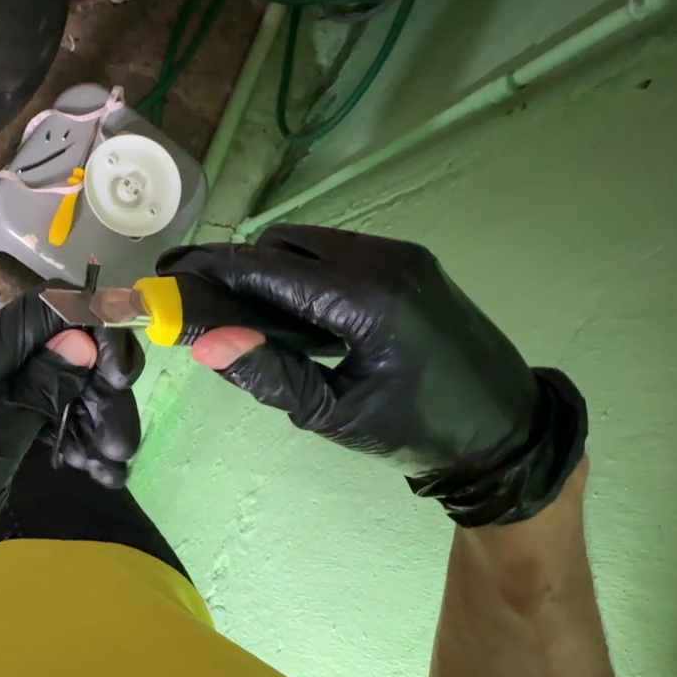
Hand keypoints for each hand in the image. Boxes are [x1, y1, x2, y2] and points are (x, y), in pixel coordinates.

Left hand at [0, 290, 141, 626]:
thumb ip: (35, 391)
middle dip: (104, 388)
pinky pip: (59, 418)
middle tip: (118, 442)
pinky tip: (100, 473)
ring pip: (72, 386)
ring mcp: (5, 399)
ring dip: (100, 421)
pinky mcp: (12, 430)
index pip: (47, 308)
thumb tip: (81, 337)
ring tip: (109, 466)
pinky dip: (83, 441)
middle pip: (69, 348)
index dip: (93, 325)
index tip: (120, 376)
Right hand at [157, 224, 584, 524]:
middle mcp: (383, 259)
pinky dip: (302, 272)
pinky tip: (291, 310)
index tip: (169, 271)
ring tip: (240, 308)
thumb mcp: (333, 413)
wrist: (507, 430)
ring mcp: (401, 255)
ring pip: (310, 244)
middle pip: (284, 243)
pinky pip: (337, 253)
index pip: (268, 268)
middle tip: (199, 297)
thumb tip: (205, 343)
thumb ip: (268, 373)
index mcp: (365, 298)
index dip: (212, 269)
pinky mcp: (410, 262)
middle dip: (236, 266)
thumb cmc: (415, 432)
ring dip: (269, 267)